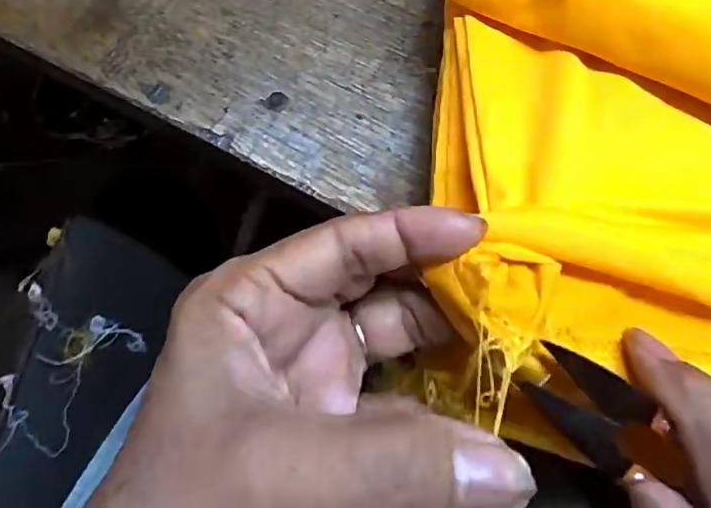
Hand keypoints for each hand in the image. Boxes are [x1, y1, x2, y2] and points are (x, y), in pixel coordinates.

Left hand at [92, 207, 536, 507]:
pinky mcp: (328, 431)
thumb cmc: (197, 505)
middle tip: (504, 282)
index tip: (476, 230)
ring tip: (505, 332)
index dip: (411, 231)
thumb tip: (513, 471)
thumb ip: (401, 463)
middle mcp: (283, 323)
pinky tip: (481, 396)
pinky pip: (394, 400)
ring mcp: (308, 377)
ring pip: (389, 336)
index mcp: (251, 298)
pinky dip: (437, 400)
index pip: (344, 244)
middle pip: (375, 282)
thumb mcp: (289, 472)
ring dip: (444, 336)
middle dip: (437, 281)